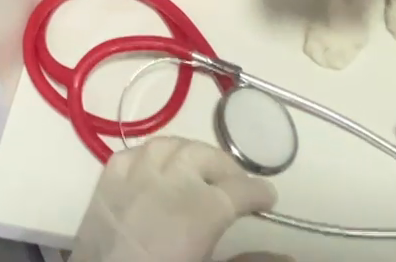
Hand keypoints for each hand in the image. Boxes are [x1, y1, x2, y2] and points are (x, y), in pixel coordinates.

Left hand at [71, 138, 277, 261]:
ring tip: (202, 172)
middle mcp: (167, 181)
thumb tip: (288, 254)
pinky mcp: (106, 180)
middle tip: (238, 186)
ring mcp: (133, 175)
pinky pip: (136, 153)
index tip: (268, 198)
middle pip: (204, 156)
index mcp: (198, 212)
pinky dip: (153, 157)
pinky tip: (160, 171)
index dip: (258, 192)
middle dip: (226, 169)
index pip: (238, 189)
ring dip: (191, 155)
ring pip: (170, 145)